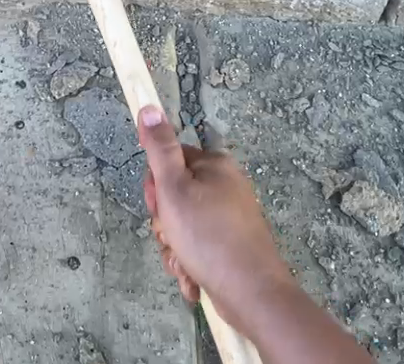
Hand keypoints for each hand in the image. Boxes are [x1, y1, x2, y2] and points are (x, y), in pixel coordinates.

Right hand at [137, 106, 371, 362]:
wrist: (254, 295)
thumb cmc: (208, 237)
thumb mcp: (174, 187)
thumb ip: (159, 148)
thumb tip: (150, 107)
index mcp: (215, 165)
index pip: (168, 161)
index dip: (156, 187)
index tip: (157, 206)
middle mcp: (226, 186)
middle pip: (175, 196)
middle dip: (166, 224)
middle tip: (171, 238)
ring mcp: (232, 217)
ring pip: (184, 225)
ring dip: (175, 247)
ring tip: (183, 264)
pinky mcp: (234, 246)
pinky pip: (200, 246)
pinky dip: (191, 262)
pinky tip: (193, 278)